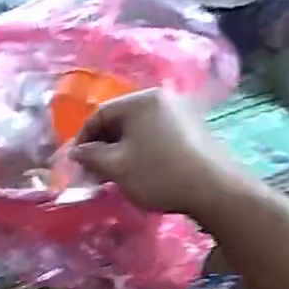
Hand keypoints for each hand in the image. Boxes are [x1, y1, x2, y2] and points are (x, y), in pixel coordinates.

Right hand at [71, 89, 251, 217]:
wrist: (214, 189)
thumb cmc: (158, 174)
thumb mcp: (117, 166)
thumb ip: (90, 156)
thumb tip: (76, 151)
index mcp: (141, 100)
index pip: (100, 113)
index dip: (82, 138)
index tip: (74, 162)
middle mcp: (162, 99)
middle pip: (121, 120)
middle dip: (102, 146)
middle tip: (92, 171)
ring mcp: (181, 113)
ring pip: (139, 129)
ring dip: (121, 150)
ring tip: (113, 175)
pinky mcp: (193, 130)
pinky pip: (156, 135)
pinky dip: (141, 151)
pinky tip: (139, 172)